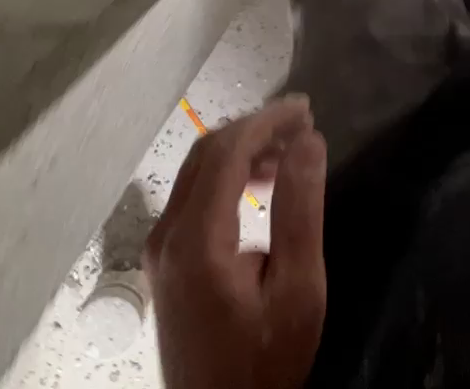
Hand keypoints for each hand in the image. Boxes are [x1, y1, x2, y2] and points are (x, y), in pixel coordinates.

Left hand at [147, 96, 327, 388]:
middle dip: (255, 128)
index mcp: (196, 240)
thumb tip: (309, 141)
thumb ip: (300, 211)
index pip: (227, 152)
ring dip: (242, 150)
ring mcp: (160, 248)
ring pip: (197, 171)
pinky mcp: (166, 260)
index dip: (267, 120)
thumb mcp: (298, 290)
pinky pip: (193, 195)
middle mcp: (167, 235)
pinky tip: (261, 183)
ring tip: (290, 151)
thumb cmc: (266, 360)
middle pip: (206, 153)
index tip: (306, 110)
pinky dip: (228, 175)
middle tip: (302, 124)